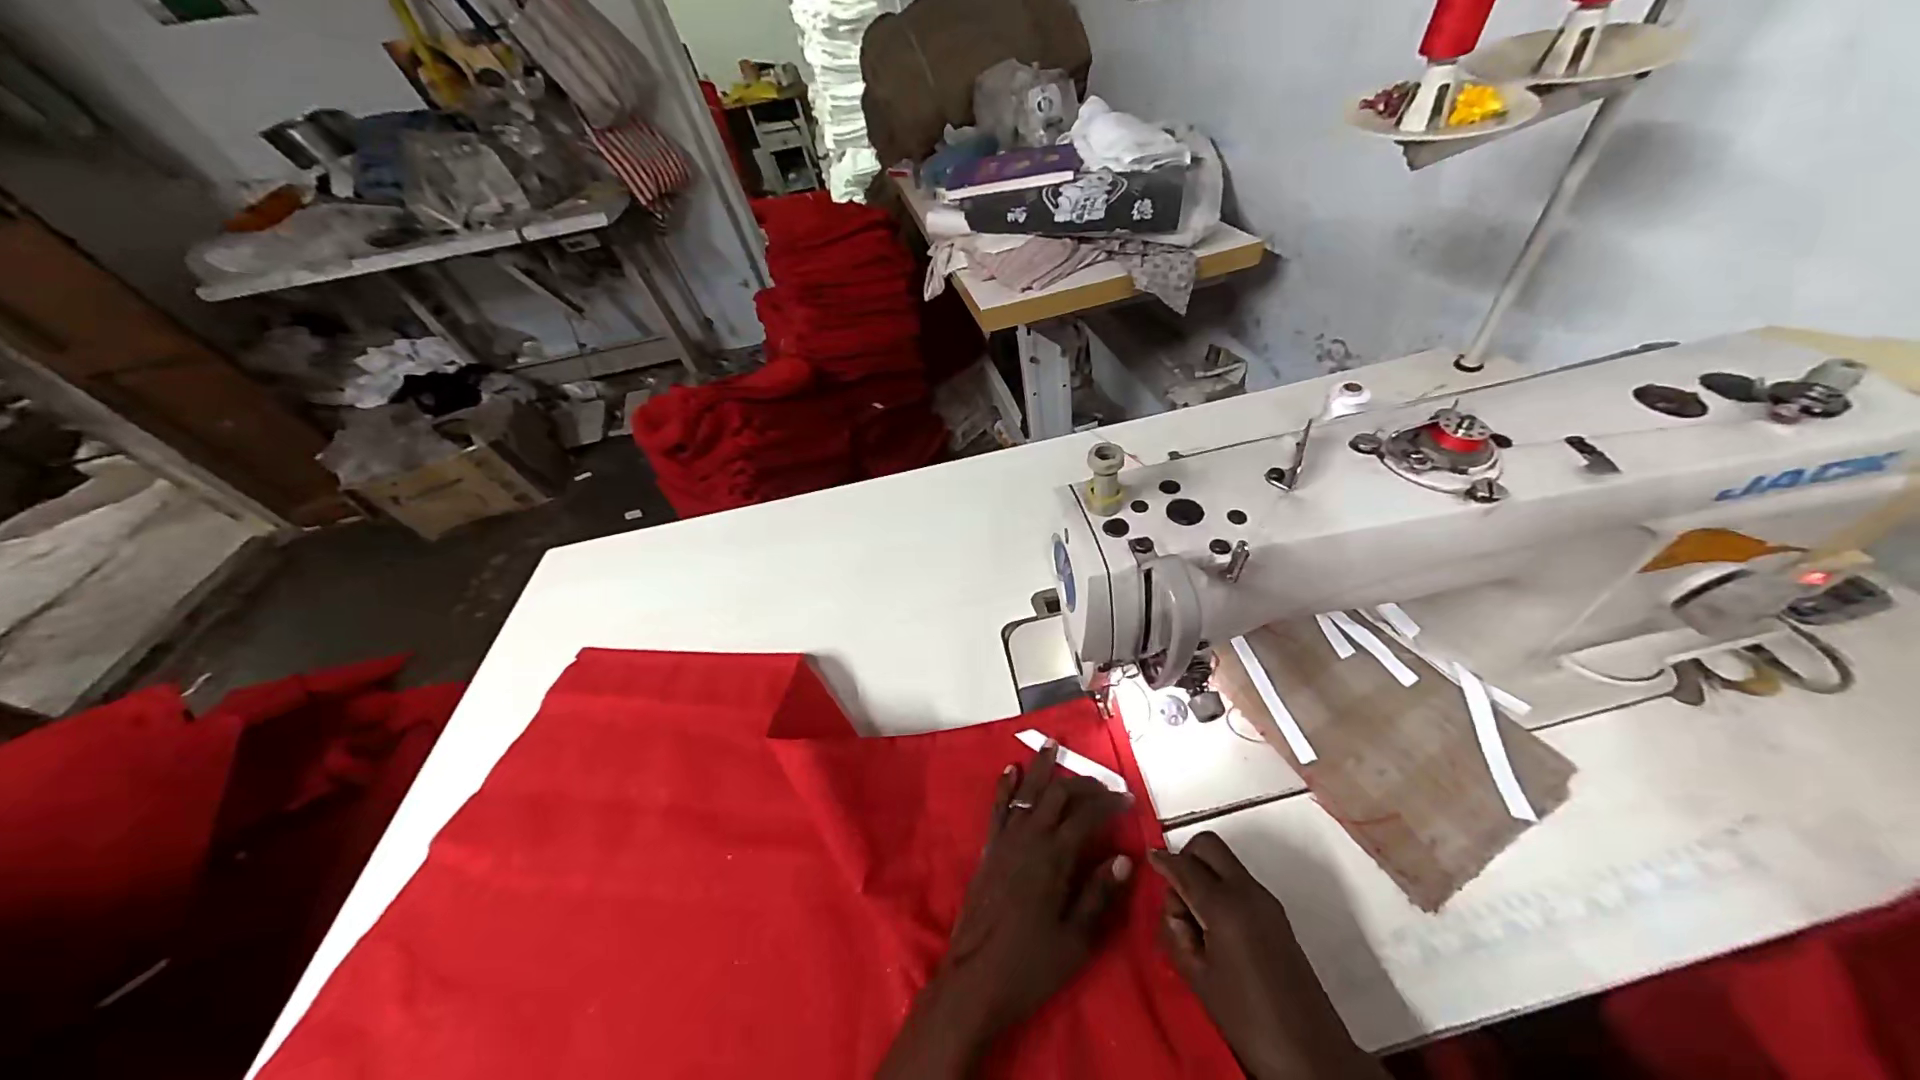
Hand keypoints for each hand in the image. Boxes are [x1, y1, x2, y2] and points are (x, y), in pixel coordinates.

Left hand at [876, 741, 1133, 1078]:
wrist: (975, 980)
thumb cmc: (1031, 966)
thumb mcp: (1078, 940)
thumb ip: (1100, 895)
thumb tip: (1124, 858)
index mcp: (1054, 860)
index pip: (1087, 816)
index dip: (1109, 803)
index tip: (1127, 800)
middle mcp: (1029, 841)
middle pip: (1058, 797)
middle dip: (1082, 783)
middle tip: (1102, 783)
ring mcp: (1005, 843)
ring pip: (1027, 794)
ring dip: (1041, 769)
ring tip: (1052, 745)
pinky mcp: (988, 851)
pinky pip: (998, 809)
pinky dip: (1005, 787)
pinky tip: (1010, 770)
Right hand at [1150, 833, 1386, 1079]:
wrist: (1311, 1054)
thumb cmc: (1246, 1019)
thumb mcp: (1197, 977)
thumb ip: (1176, 931)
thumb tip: (1172, 906)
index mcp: (1225, 906)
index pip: (1184, 865)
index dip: (1162, 861)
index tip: (1147, 861)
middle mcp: (1248, 892)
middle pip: (1209, 846)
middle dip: (1185, 858)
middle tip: (1175, 896)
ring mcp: (1266, 901)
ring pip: (1225, 861)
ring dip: (1203, 873)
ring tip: (1194, 920)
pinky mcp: (1276, 914)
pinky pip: (1238, 881)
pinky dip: (1219, 887)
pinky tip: (1213, 927)